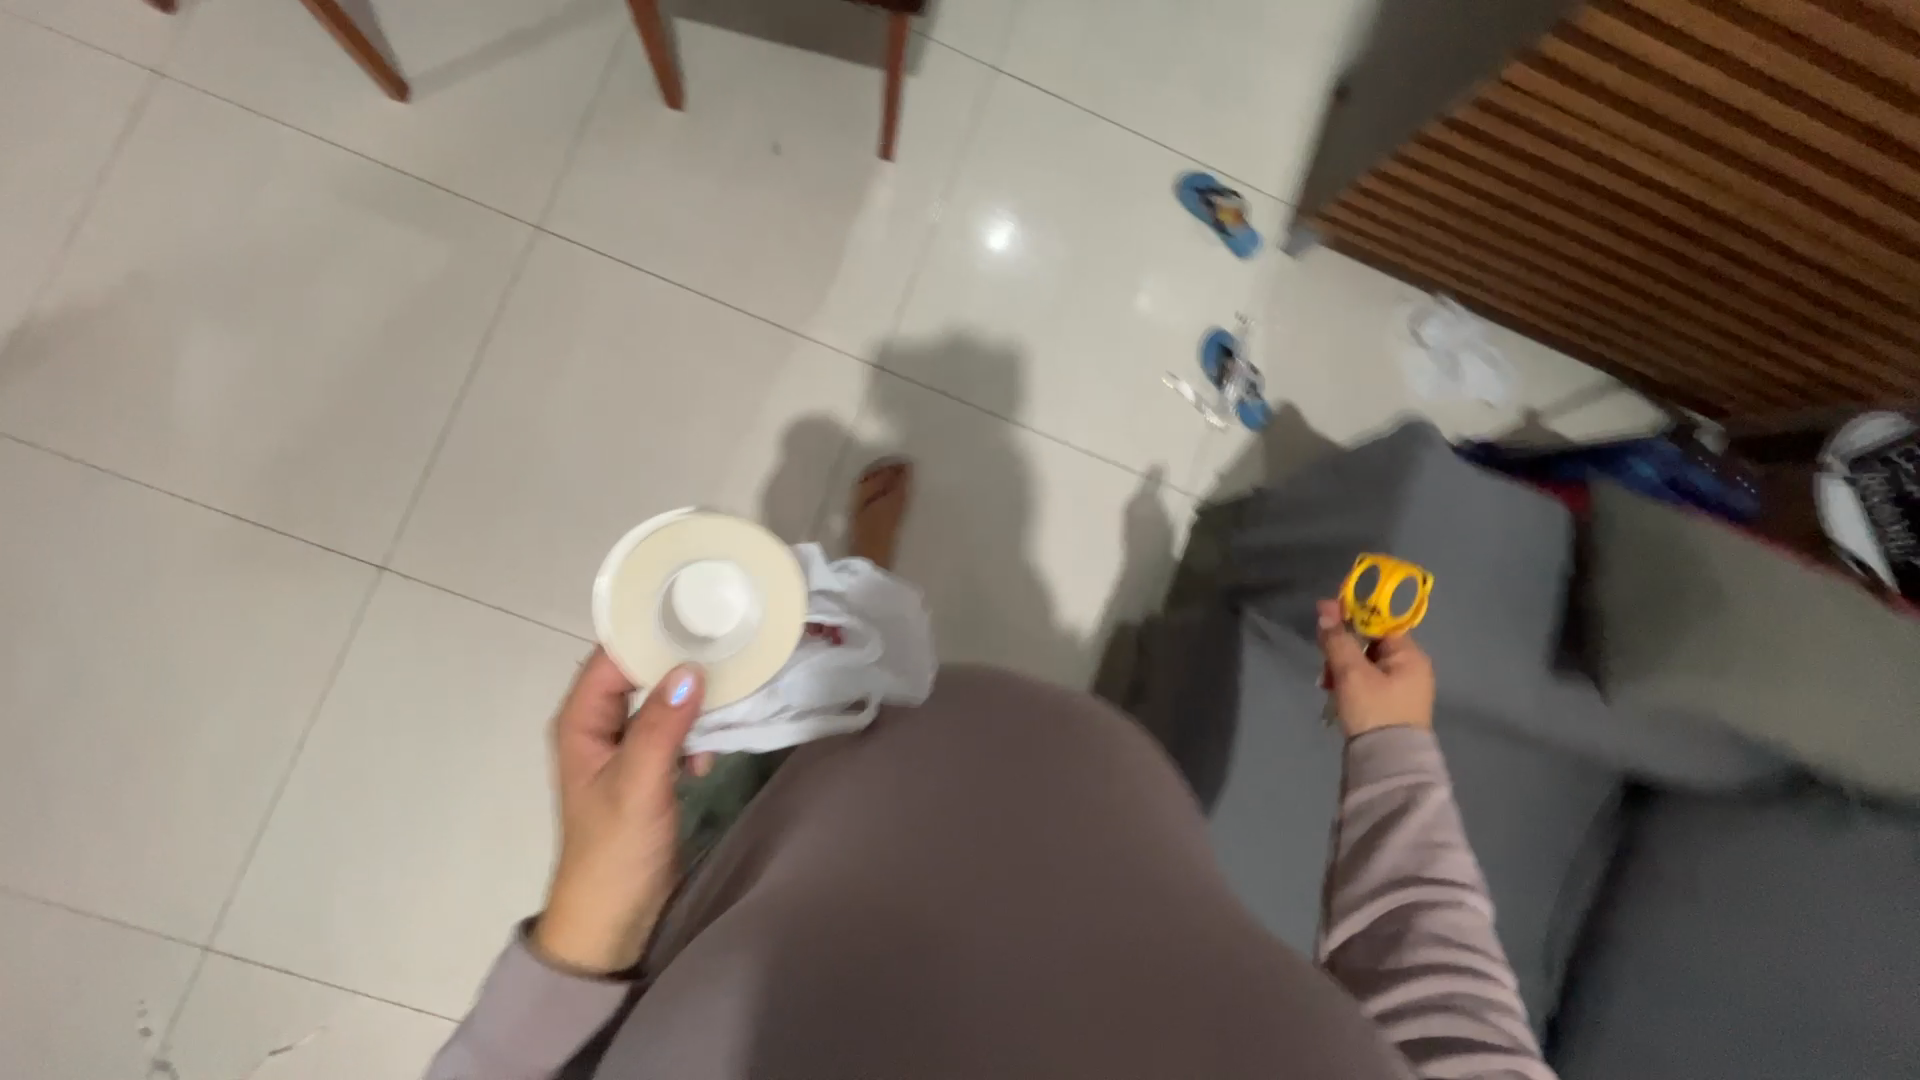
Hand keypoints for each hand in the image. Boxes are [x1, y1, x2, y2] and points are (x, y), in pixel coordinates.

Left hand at [533, 651, 707, 975]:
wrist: (614, 919)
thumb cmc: (615, 850)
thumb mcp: (638, 784)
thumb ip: (662, 725)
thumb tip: (691, 668)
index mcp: (581, 721)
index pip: (612, 656)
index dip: (647, 630)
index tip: (693, 610)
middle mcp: (600, 724)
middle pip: (640, 671)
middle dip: (679, 658)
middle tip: (725, 639)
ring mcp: (626, 745)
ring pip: (663, 698)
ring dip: (693, 699)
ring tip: (727, 696)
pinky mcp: (649, 766)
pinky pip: (676, 727)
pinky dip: (696, 732)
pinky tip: (710, 753)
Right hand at [1318, 598, 1434, 737]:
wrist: (1387, 761)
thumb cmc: (1373, 710)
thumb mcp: (1351, 672)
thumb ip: (1337, 639)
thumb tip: (1325, 608)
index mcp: (1410, 657)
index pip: (1380, 624)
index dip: (1352, 618)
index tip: (1325, 619)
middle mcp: (1411, 669)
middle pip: (1370, 645)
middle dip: (1342, 650)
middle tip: (1325, 664)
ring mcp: (1402, 689)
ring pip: (1364, 665)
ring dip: (1342, 668)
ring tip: (1327, 684)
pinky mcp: (1391, 706)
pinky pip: (1366, 683)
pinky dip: (1348, 683)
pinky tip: (1334, 693)